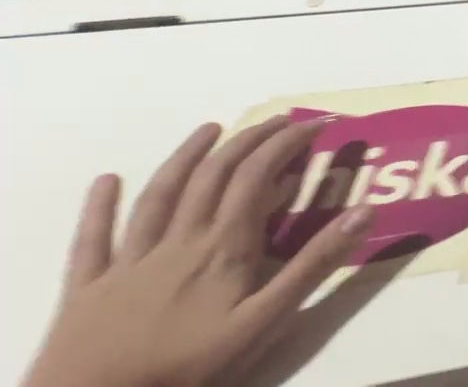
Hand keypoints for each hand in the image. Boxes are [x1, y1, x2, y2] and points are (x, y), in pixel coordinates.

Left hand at [24, 118, 372, 386]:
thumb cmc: (186, 368)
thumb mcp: (265, 321)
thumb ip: (313, 265)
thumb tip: (365, 211)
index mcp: (223, 247)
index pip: (258, 176)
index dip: (288, 143)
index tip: (317, 124)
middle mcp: (179, 241)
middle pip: (213, 176)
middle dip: (249, 141)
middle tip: (278, 121)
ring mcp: (128, 262)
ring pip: (159, 196)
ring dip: (186, 157)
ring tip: (210, 129)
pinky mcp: (87, 288)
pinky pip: (91, 240)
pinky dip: (98, 207)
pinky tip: (105, 180)